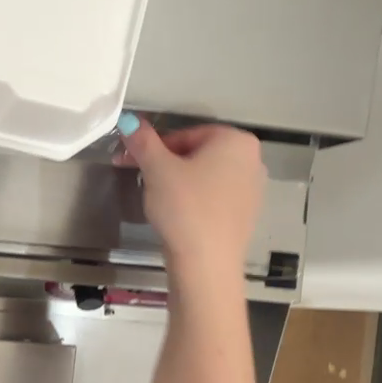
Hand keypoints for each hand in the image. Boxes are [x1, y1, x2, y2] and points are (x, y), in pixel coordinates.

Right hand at [115, 115, 265, 283]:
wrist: (206, 262)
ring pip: (206, 176)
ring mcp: (253, 187)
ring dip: (180, 182)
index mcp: (235, 140)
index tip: (132, 162)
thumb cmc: (184, 208)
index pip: (185, 134)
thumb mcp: (157, 170)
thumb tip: (128, 120)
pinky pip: (215, 197)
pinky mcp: (246, 213)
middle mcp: (251, 158)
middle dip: (167, 164)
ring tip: (160, 201)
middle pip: (197, 153)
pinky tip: (179, 217)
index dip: (153, 148)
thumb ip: (143, 142)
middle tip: (143, 181)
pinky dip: (195, 200)